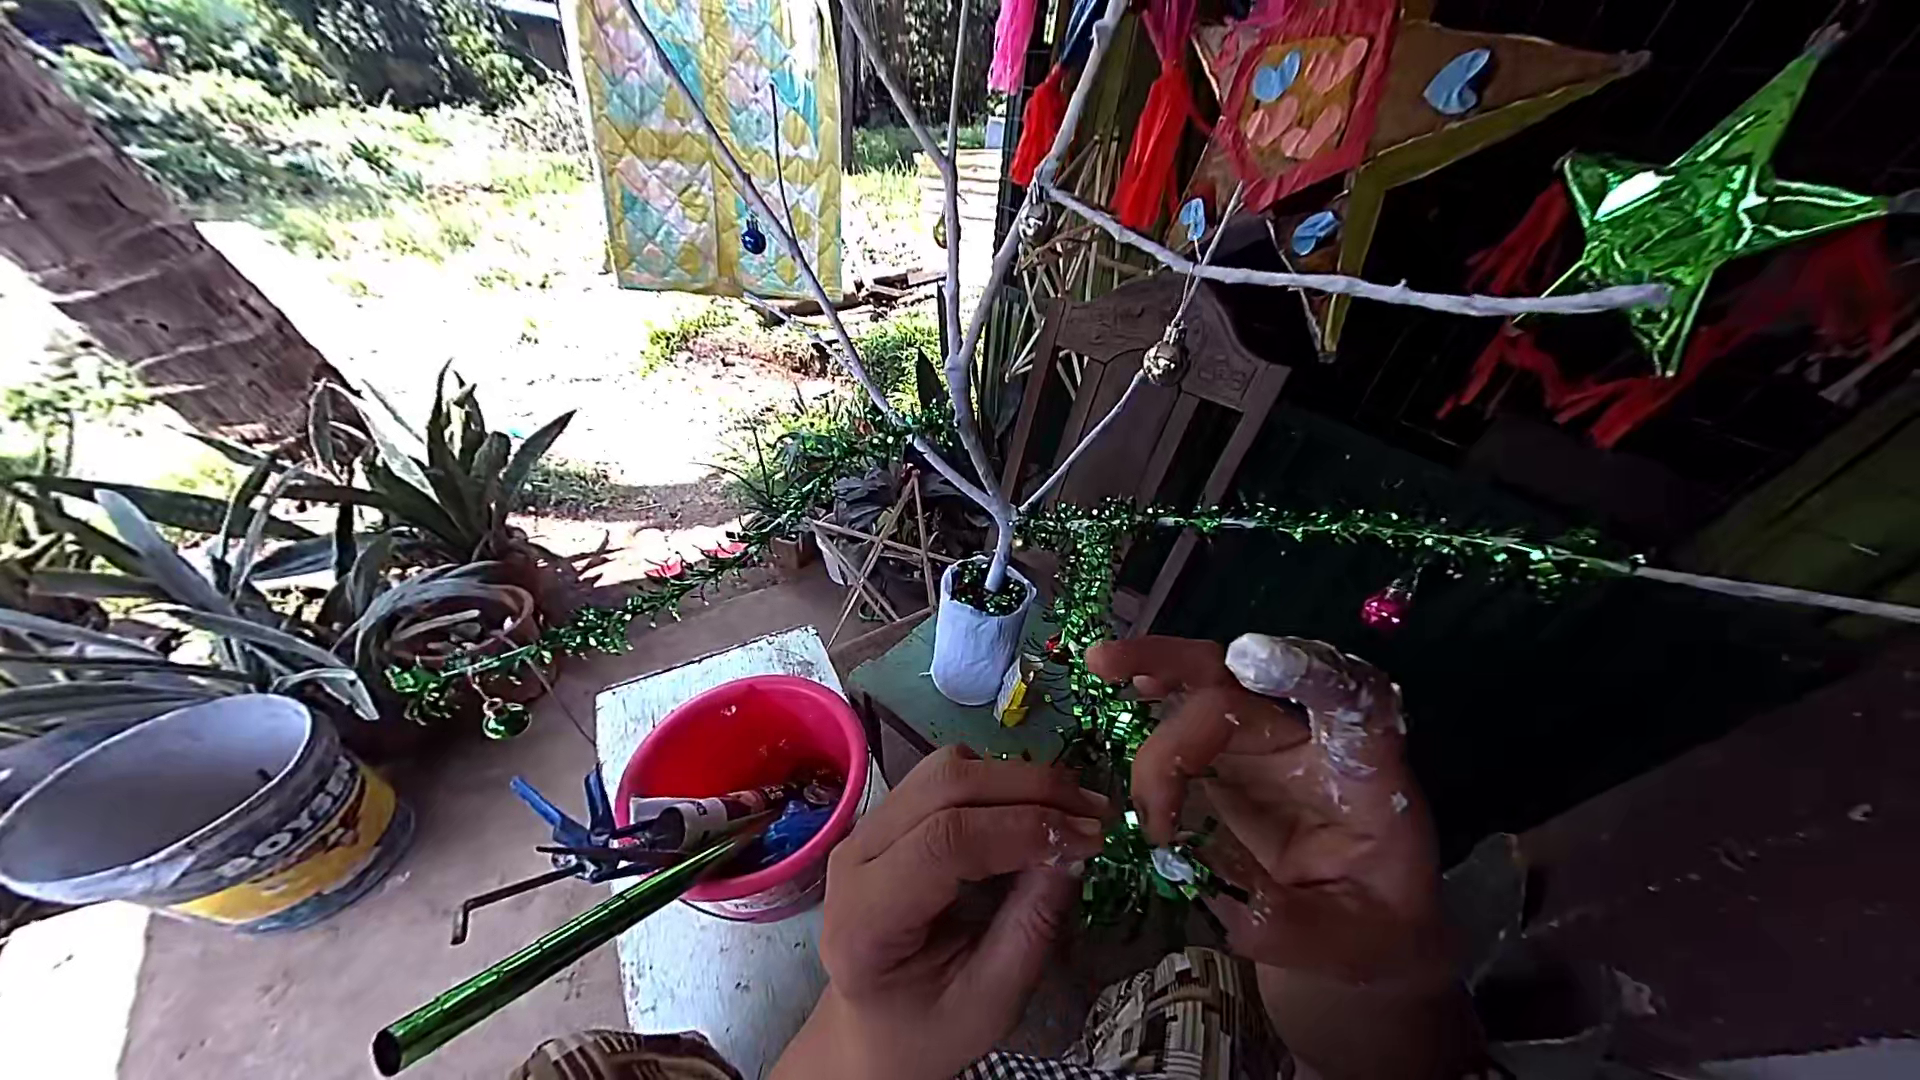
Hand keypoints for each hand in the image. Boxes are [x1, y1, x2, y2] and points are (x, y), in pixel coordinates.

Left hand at [770, 746, 1109, 1079]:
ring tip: (1073, 804)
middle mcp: (856, 851)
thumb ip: (1030, 928)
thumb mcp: (988, 1003)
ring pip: (946, 767)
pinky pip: (945, 772)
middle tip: (1095, 810)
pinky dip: (998, 778)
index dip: (1021, 828)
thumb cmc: (926, 1027)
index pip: (944, 841)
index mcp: (866, 915)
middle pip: (946, 785)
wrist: (874, 1021)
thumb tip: (1072, 849)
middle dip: (1031, 788)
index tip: (1088, 837)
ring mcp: (868, 824)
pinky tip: (1032, 804)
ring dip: (1018, 776)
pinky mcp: (889, 811)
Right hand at [1088, 634, 1443, 982]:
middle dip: (1174, 663)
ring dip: (1152, 686)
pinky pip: (1180, 713)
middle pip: (1240, 683)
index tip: (1251, 659)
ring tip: (1116, 707)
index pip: (1350, 703)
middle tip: (1109, 662)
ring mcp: (1256, 739)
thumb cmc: (1371, 926)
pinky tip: (1121, 692)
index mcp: (1361, 772)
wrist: (1356, 923)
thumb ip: (1287, 923)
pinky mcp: (1220, 751)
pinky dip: (1149, 697)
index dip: (1305, 671)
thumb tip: (1206, 885)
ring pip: (1200, 688)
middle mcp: (1304, 738)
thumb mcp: (1349, 945)